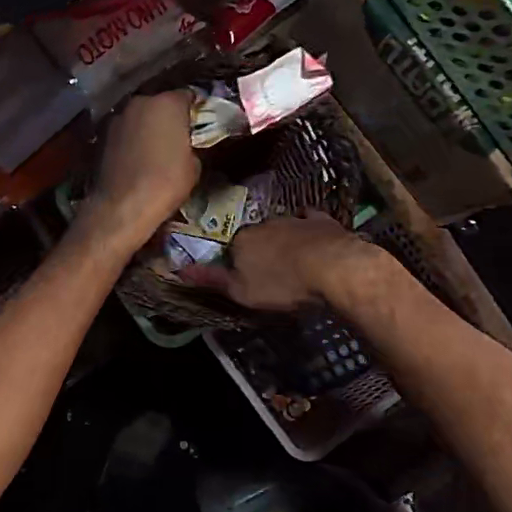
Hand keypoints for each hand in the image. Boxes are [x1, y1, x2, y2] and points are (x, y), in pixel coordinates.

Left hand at [85, 91, 200, 245]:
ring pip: (139, 117)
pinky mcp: (102, 135)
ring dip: (147, 128)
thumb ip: (190, 146)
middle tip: (175, 137)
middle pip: (159, 104)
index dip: (193, 110)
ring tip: (154, 150)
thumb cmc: (166, 183)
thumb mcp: (194, 167)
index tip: (197, 124)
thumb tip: (184, 146)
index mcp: (168, 103)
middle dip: (167, 117)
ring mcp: (118, 117)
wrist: (123, 206)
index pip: (187, 96)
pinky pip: (125, 133)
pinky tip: (136, 158)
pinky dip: (131, 140)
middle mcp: (140, 102)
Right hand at [183, 211, 384, 311]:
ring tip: (292, 262)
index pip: (232, 248)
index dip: (237, 263)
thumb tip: (178, 270)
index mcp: (242, 240)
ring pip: (282, 228)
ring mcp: (294, 219)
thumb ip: (211, 280)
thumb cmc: (282, 284)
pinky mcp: (322, 221)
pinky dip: (309, 228)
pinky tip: (313, 238)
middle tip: (270, 273)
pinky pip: (310, 221)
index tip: (245, 278)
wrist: (332, 268)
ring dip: (284, 241)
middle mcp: (264, 223)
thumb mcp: (240, 292)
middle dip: (260, 250)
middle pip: (257, 236)